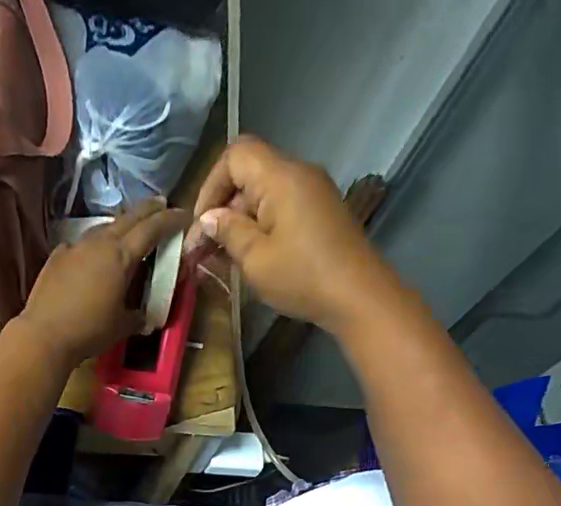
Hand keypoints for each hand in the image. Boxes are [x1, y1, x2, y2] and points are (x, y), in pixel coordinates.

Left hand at [15, 199, 189, 364]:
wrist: (43, 336)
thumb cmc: (89, 331)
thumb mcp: (123, 325)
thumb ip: (139, 314)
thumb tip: (145, 314)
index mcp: (121, 255)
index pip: (153, 228)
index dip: (172, 219)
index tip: (185, 215)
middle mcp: (99, 243)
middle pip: (129, 217)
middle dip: (148, 210)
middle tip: (161, 206)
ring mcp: (74, 247)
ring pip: (103, 227)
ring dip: (120, 225)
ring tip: (129, 231)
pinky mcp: (56, 257)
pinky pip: (81, 244)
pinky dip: (94, 244)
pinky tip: (94, 256)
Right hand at [188, 136, 384, 333]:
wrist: (358, 296)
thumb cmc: (302, 277)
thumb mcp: (255, 258)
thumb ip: (228, 231)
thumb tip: (209, 218)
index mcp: (281, 178)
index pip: (236, 155)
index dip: (211, 185)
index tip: (202, 223)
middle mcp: (299, 174)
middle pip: (249, 173)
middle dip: (222, 207)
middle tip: (205, 248)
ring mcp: (312, 192)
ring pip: (263, 192)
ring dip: (239, 220)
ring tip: (223, 256)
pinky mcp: (319, 211)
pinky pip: (281, 206)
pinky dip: (260, 225)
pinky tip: (251, 256)